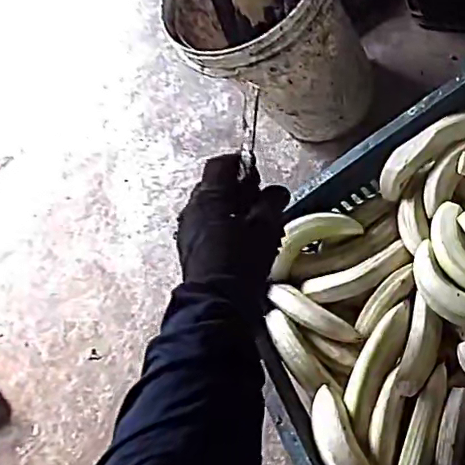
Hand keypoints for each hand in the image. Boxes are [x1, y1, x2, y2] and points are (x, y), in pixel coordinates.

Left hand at [176, 154, 288, 296]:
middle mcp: (193, 207)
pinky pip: (208, 226)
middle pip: (216, 185)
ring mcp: (188, 228)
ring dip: (233, 209)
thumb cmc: (242, 261)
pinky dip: (225, 226)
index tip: (259, 175)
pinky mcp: (189, 248)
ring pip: (213, 207)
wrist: (217, 301)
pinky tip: (242, 242)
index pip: (222, 164)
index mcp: (210, 196)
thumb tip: (276, 191)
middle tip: (263, 201)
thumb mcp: (266, 227)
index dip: (243, 164)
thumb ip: (272, 202)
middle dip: (240, 189)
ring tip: (255, 225)